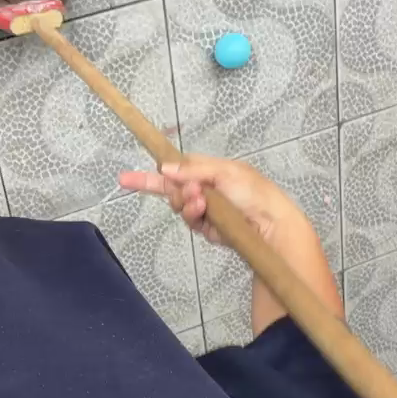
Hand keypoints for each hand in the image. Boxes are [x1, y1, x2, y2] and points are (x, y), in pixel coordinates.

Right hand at [118, 156, 304, 246]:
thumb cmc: (254, 192)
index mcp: (208, 170)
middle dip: (176, 191)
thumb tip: (164, 168)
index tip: (124, 179)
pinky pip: (189, 221)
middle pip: (172, 189)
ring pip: (179, 206)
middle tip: (192, 192)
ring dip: (186, 203)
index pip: (175, 168)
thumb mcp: (225, 171)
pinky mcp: (206, 229)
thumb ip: (193, 169)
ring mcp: (204, 210)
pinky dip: (193, 215)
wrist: (271, 225)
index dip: (152, 174)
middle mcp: (204, 188)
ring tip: (202, 202)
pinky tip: (203, 212)